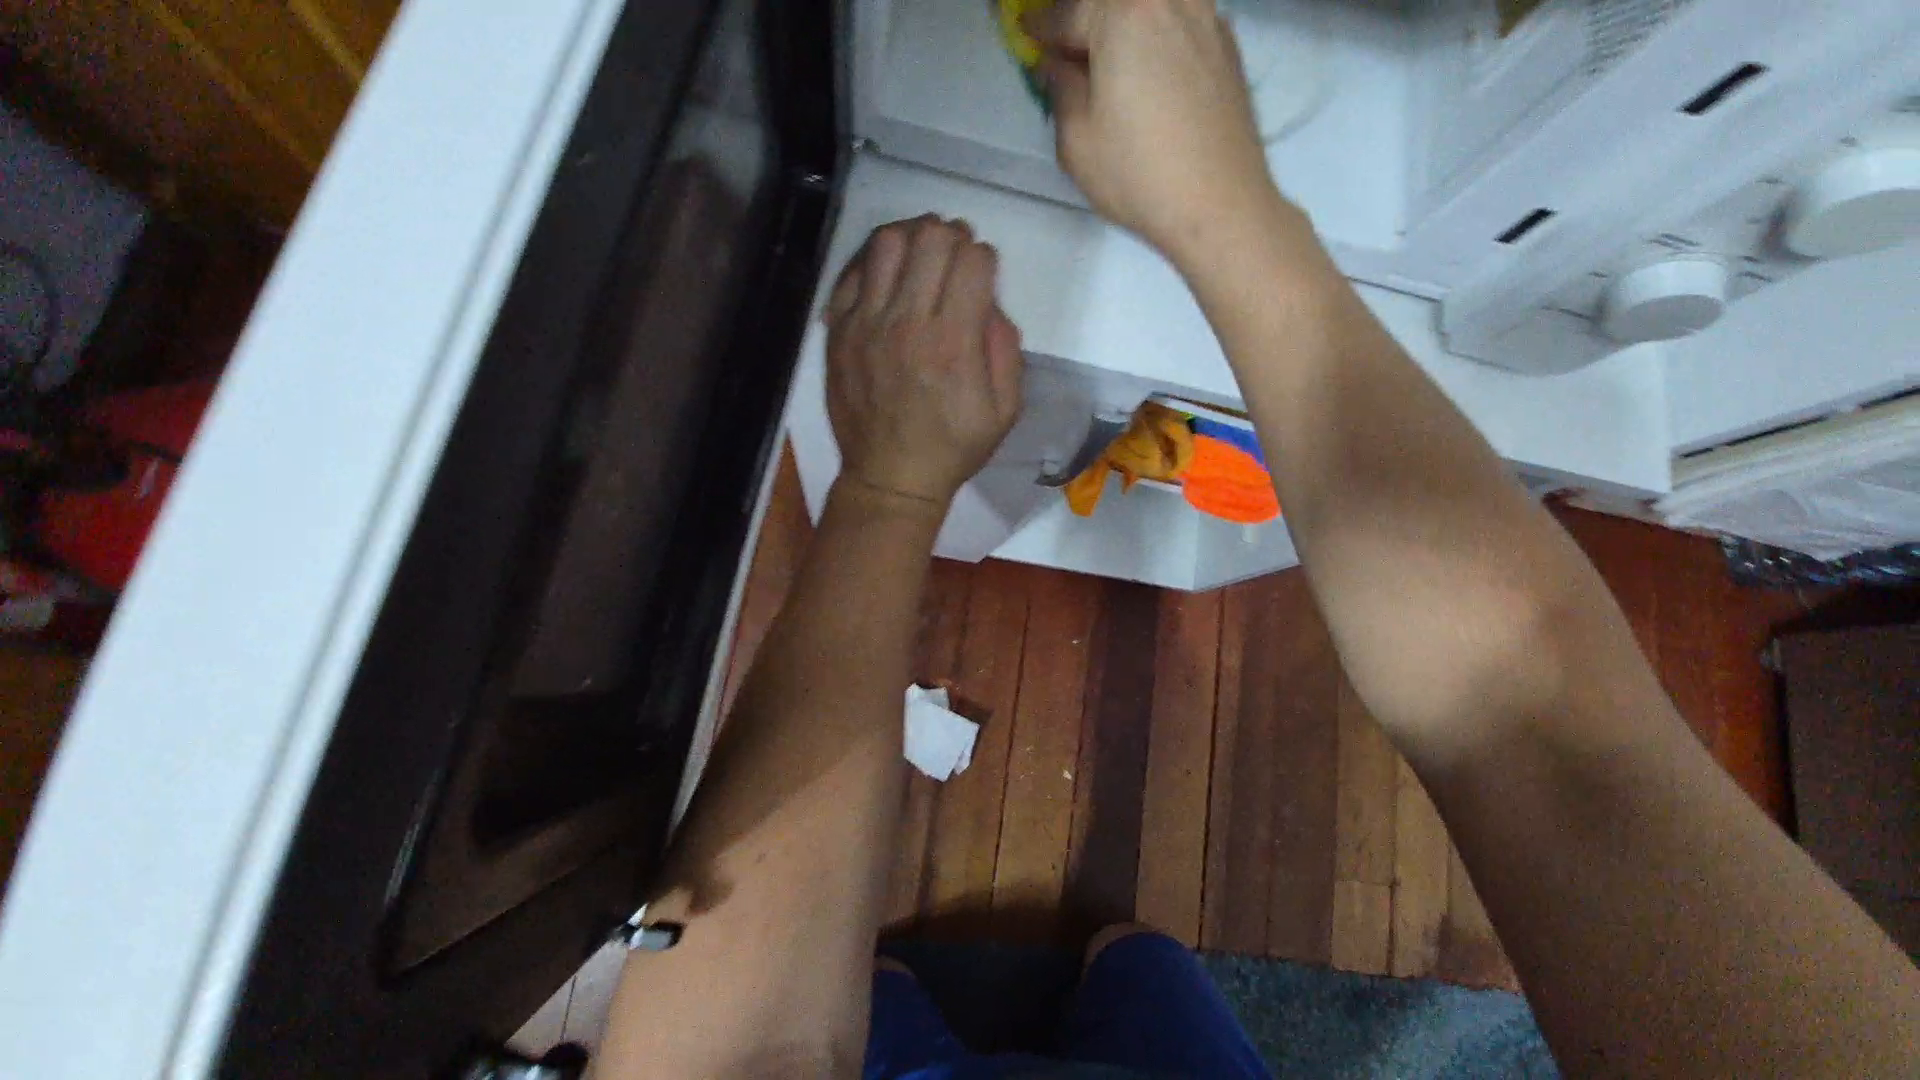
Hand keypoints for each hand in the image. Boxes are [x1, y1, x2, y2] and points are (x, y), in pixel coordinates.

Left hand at [824, 216, 1024, 508]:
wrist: (890, 476)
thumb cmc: (954, 446)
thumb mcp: (1004, 409)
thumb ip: (1005, 348)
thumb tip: (988, 301)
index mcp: (953, 343)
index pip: (973, 260)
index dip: (984, 257)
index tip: (983, 273)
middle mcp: (908, 323)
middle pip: (931, 238)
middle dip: (952, 236)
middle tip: (955, 254)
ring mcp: (867, 323)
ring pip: (888, 242)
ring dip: (912, 237)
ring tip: (921, 255)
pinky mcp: (839, 330)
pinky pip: (854, 270)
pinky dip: (876, 261)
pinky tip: (889, 275)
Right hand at [1030, 0, 1284, 264]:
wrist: (1220, 206)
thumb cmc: (1139, 175)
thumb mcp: (1076, 139)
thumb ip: (1060, 88)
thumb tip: (1057, 65)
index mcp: (1123, 13)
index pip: (1067, 13)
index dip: (1041, 30)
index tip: (1026, 37)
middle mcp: (1169, 1)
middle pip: (1113, 3)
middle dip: (1085, 21)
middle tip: (1067, 50)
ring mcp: (1206, 18)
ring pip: (1151, 7)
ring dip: (1124, 25)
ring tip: (1107, 59)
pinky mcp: (1227, 46)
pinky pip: (1180, 22)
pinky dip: (1156, 34)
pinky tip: (1146, 69)